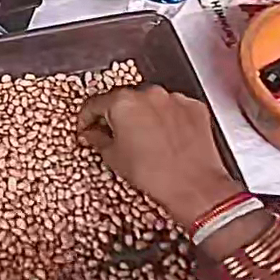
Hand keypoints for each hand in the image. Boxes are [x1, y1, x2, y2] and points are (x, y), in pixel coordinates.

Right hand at [77, 86, 242, 225]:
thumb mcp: (112, 157)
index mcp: (122, 102)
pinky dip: (164, 118)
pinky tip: (162, 138)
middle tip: (111, 135)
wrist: (193, 185)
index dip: (85, 118)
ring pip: (148, 102)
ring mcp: (173, 99)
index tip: (85, 127)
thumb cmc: (152, 172)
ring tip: (141, 139)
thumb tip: (93, 134)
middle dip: (114, 116)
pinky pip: (171, 108)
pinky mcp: (193, 107)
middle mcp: (148, 94)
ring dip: (140, 116)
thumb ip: (97, 139)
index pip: (94, 104)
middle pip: (122, 100)